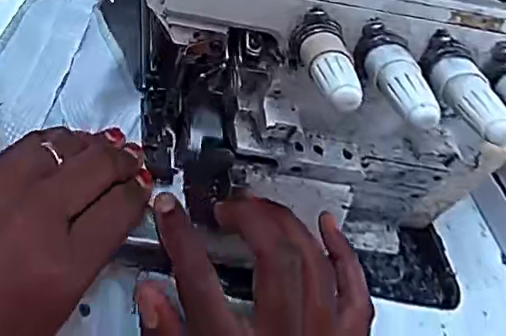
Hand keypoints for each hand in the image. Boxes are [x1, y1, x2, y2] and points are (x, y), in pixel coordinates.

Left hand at [0, 127, 150, 335]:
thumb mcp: (46, 322)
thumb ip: (77, 273)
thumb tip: (97, 240)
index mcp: (62, 267)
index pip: (118, 211)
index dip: (138, 195)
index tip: (144, 189)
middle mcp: (39, 218)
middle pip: (98, 168)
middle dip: (124, 161)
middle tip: (136, 159)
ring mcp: (8, 189)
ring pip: (65, 146)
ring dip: (91, 143)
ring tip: (107, 143)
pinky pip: (30, 144)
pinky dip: (54, 139)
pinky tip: (61, 140)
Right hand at [135, 193, 371, 335]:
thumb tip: (149, 294)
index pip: (199, 279)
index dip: (179, 234)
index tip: (168, 208)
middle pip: (275, 258)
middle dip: (248, 217)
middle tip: (225, 208)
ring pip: (314, 265)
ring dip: (286, 225)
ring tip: (260, 207)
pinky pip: (356, 298)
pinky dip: (343, 256)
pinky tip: (327, 226)